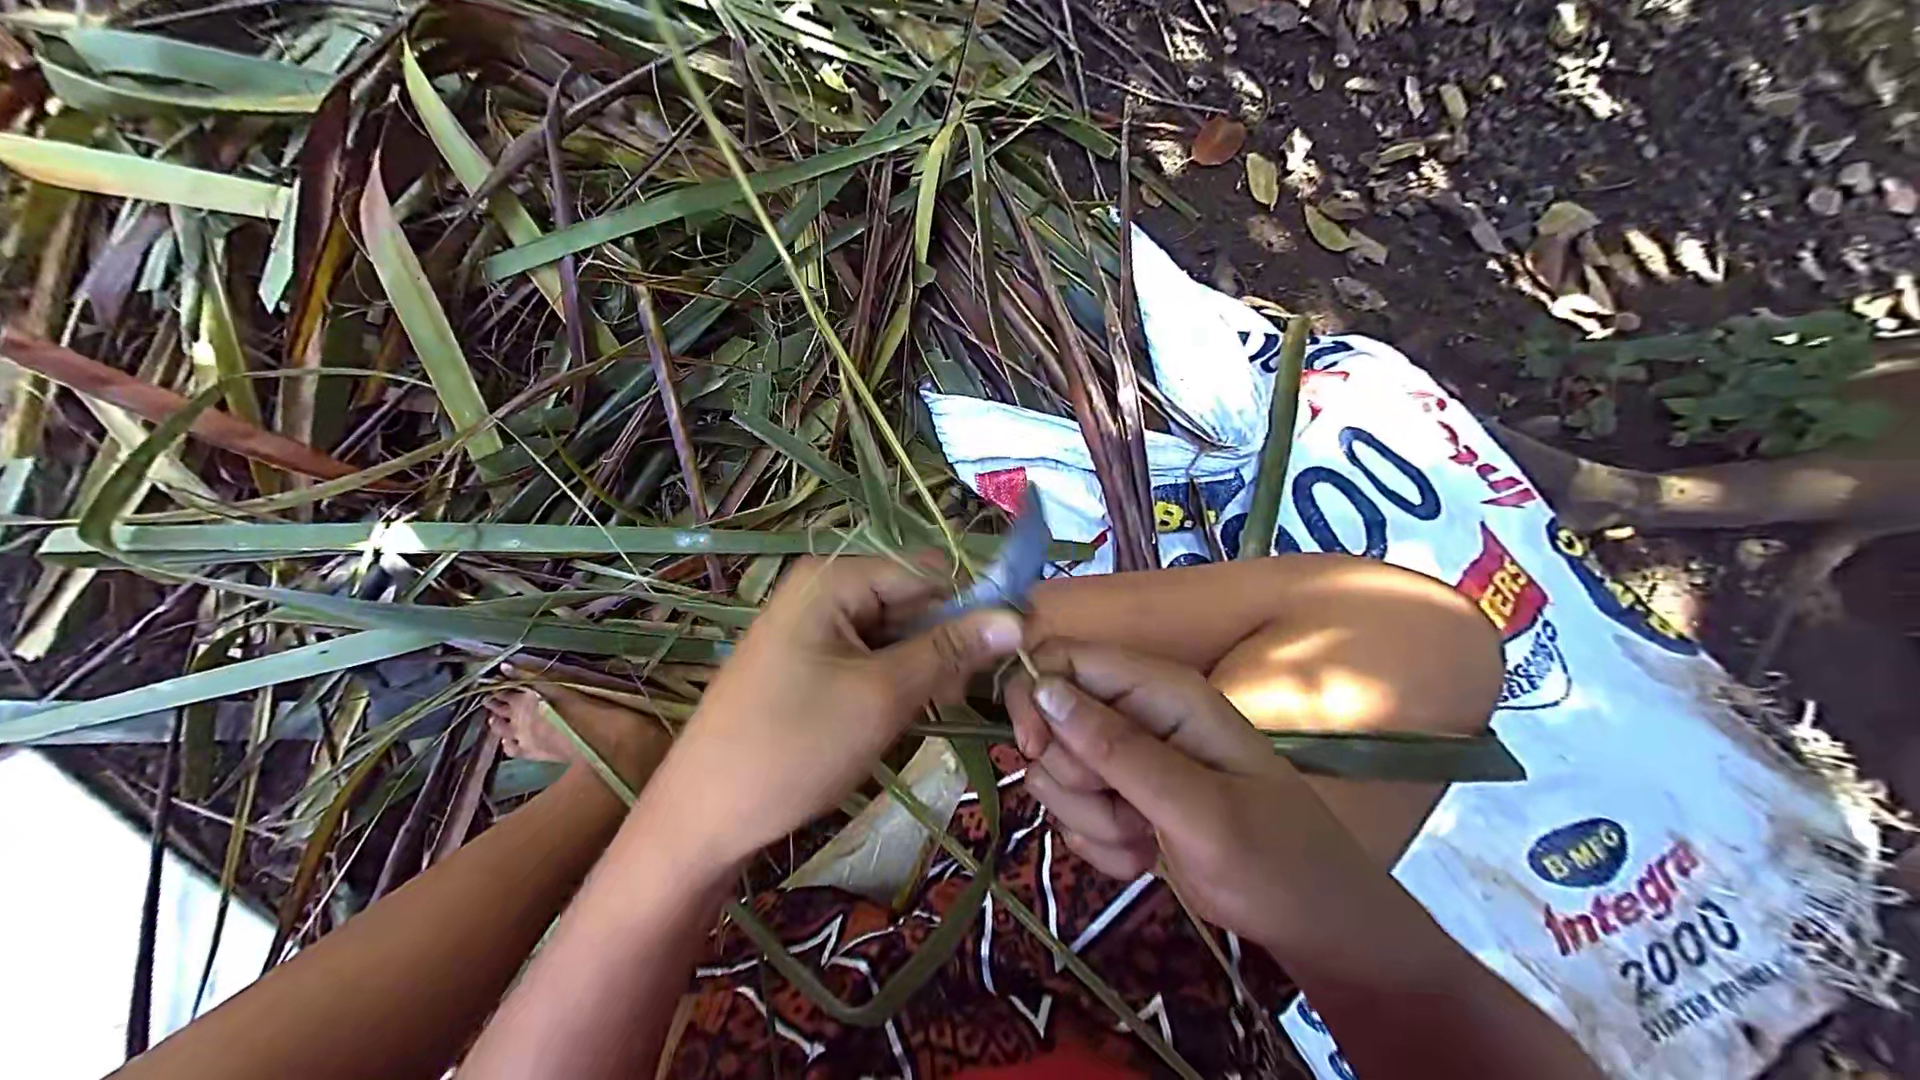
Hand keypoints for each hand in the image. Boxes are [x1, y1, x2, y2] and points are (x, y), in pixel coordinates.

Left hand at [639, 556, 1022, 874]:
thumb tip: (1016, 616)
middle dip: (946, 642)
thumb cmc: (793, 747)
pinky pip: (871, 655)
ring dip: (924, 666)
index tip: (1010, 649)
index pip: (929, 571)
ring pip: (897, 632)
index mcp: (834, 579)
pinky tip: (901, 713)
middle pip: (912, 600)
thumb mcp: (883, 695)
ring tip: (933, 710)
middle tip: (962, 696)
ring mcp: (814, 625)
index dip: (974, 605)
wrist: (703, 817)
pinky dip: (897, 680)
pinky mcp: (811, 659)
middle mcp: (824, 589)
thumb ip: (950, 649)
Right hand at [1007, 640, 1381, 949]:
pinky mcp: (1117, 793)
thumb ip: (1117, 747)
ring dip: (1088, 816)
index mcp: (1161, 689)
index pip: (1064, 657)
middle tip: (1124, 808)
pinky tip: (1143, 853)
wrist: (1307, 919)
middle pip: (1049, 718)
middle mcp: (1137, 710)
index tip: (1034, 749)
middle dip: (1073, 775)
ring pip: (1054, 769)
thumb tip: (1043, 688)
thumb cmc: (1273, 858)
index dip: (1034, 695)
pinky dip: (1098, 839)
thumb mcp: (1197, 808)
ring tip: (1144, 836)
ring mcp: (1125, 754)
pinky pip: (1069, 807)